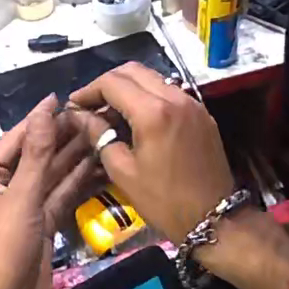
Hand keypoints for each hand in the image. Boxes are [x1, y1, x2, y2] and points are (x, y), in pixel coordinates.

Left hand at [0, 97, 99, 288]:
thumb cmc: (4, 251)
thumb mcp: (21, 197)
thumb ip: (37, 152)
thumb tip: (45, 108)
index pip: (17, 138)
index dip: (41, 118)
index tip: (66, 96)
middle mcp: (5, 188)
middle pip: (38, 154)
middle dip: (64, 136)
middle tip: (95, 113)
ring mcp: (26, 206)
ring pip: (54, 173)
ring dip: (76, 155)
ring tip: (103, 131)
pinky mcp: (45, 223)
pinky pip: (63, 193)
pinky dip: (80, 179)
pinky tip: (100, 162)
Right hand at [67, 64, 233, 242]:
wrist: (214, 217)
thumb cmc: (164, 200)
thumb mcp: (123, 172)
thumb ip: (99, 136)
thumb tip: (79, 116)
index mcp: (153, 112)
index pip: (113, 83)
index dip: (89, 90)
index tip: (74, 104)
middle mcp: (175, 97)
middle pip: (134, 71)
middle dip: (108, 83)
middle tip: (90, 103)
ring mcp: (192, 102)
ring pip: (153, 78)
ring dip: (129, 87)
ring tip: (111, 110)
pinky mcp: (202, 112)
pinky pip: (170, 91)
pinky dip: (149, 95)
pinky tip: (137, 117)